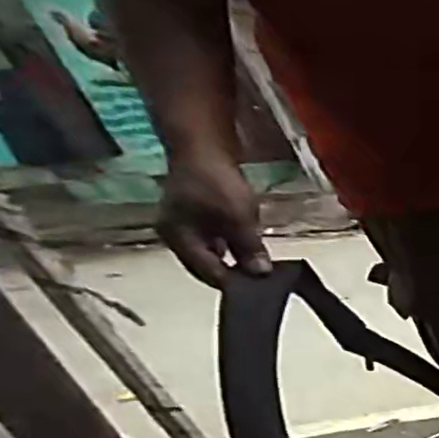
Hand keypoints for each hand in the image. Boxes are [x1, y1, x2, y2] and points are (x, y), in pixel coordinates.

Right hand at [158, 151, 271, 287]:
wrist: (204, 145)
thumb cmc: (215, 181)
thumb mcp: (239, 218)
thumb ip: (249, 247)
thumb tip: (260, 272)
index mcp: (177, 237)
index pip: (206, 271)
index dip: (232, 283)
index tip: (257, 292)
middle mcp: (177, 234)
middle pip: (208, 264)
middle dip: (234, 272)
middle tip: (261, 281)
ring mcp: (186, 223)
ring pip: (214, 251)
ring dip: (236, 258)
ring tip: (261, 268)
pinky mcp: (198, 214)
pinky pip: (218, 238)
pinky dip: (234, 244)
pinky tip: (253, 248)